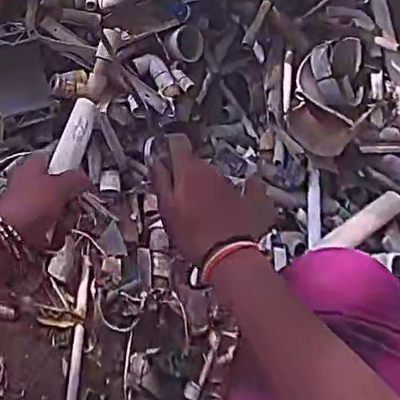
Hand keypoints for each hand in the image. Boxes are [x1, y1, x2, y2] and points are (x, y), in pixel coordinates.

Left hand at [0, 150, 88, 250]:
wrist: (7, 241)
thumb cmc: (27, 206)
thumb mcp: (59, 186)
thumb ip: (76, 179)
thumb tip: (85, 179)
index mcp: (31, 166)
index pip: (55, 160)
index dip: (69, 170)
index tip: (79, 181)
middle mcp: (27, 185)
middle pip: (60, 190)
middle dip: (68, 203)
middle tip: (68, 207)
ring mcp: (27, 208)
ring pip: (57, 213)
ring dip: (63, 223)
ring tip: (58, 227)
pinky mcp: (27, 230)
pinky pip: (50, 231)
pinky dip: (53, 237)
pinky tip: (50, 239)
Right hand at [147, 134, 273, 266]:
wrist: (229, 257)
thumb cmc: (195, 237)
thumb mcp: (167, 209)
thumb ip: (160, 180)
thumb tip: (156, 164)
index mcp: (188, 170)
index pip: (177, 142)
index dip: (168, 147)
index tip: (163, 157)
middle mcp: (210, 171)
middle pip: (193, 161)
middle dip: (184, 173)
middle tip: (176, 193)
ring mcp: (228, 183)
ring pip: (210, 175)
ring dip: (202, 185)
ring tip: (196, 209)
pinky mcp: (243, 197)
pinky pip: (235, 185)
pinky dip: (228, 191)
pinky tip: (228, 198)